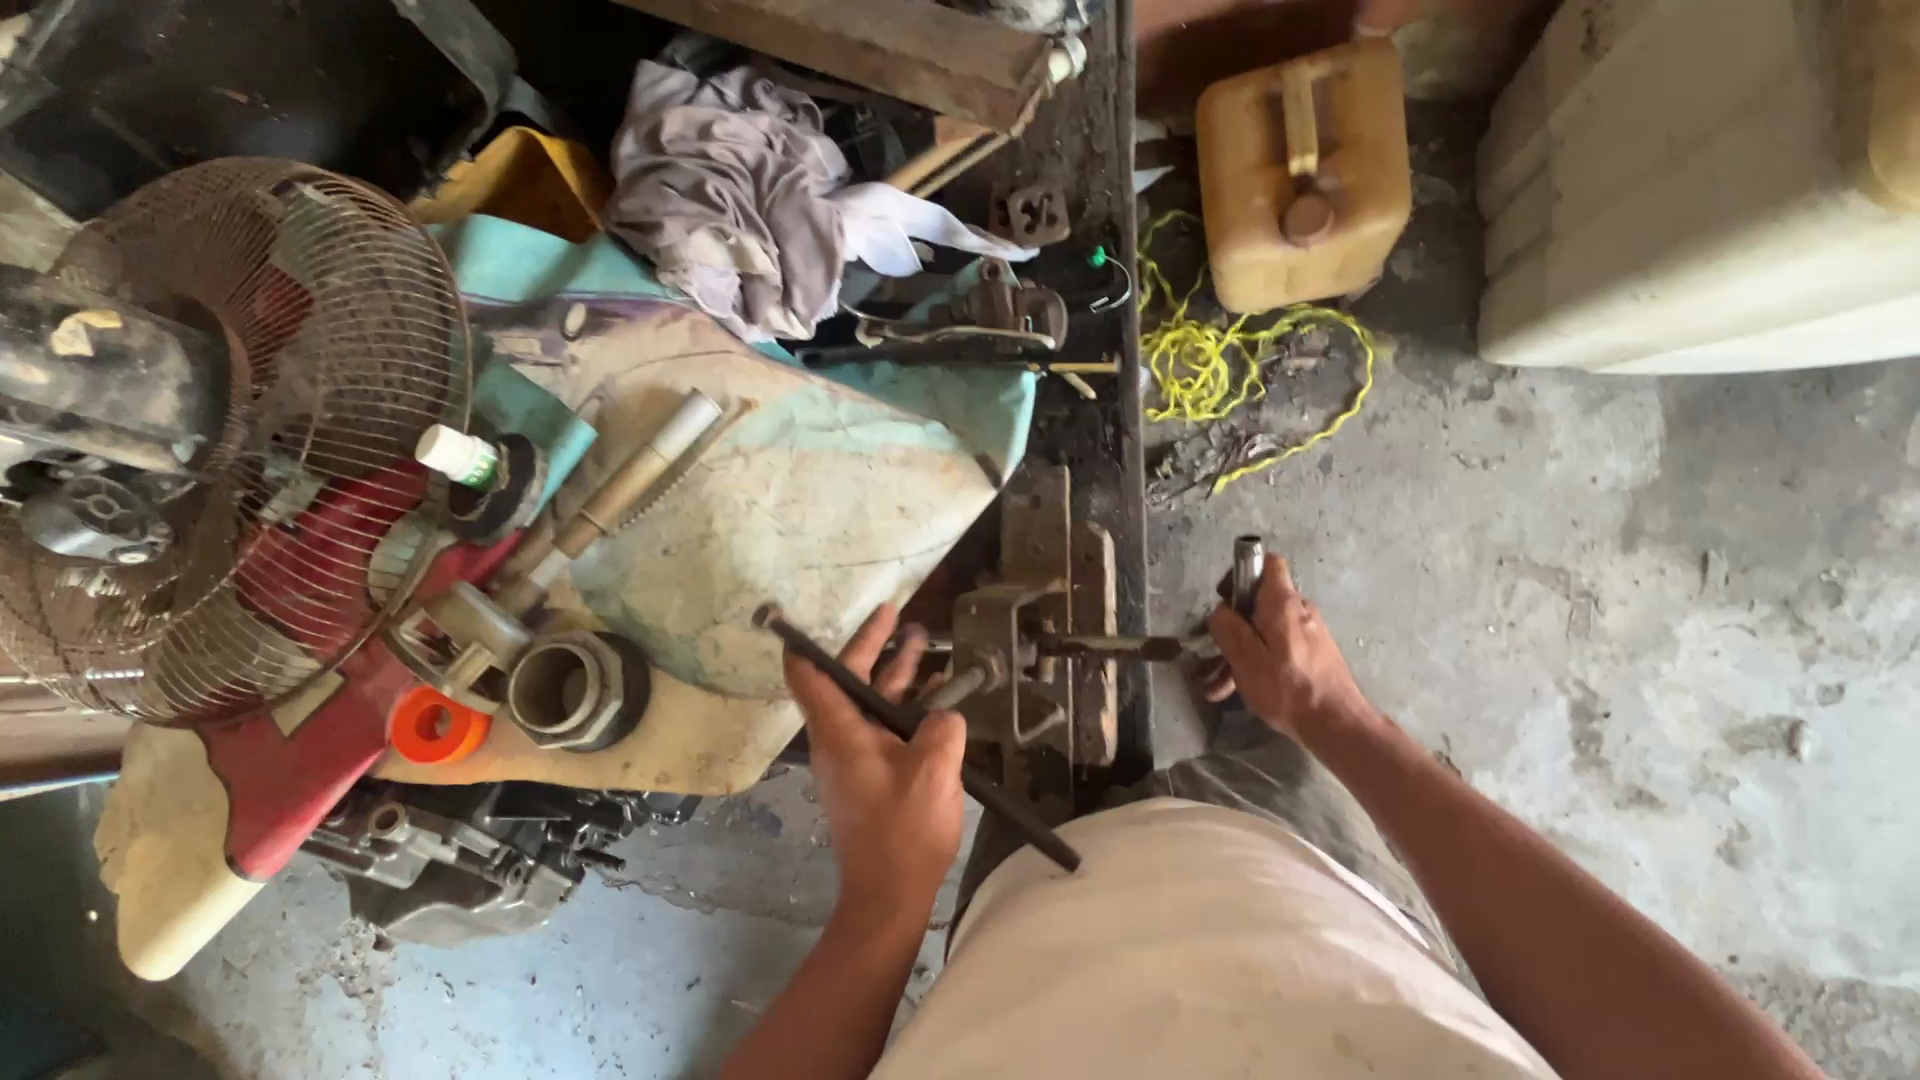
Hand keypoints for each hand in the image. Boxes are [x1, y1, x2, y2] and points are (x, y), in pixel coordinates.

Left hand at [784, 604, 967, 927]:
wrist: (889, 895)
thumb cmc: (904, 831)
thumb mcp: (935, 770)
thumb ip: (943, 727)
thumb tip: (943, 716)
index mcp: (840, 731)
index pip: (808, 676)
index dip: (803, 643)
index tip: (806, 616)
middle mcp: (840, 739)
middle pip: (847, 679)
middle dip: (873, 645)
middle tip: (897, 613)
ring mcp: (855, 759)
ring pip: (871, 702)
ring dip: (897, 672)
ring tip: (923, 641)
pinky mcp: (871, 776)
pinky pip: (885, 727)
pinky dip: (907, 706)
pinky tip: (938, 696)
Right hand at [1205, 553, 1378, 737]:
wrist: (1336, 725)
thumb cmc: (1287, 688)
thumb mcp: (1245, 658)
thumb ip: (1227, 627)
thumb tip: (1222, 611)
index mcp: (1283, 603)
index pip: (1268, 563)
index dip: (1242, 573)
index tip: (1226, 600)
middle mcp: (1299, 611)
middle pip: (1260, 602)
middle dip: (1233, 625)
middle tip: (1214, 652)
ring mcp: (1308, 633)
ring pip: (1265, 631)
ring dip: (1239, 652)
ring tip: (1217, 684)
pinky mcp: (1312, 654)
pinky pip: (1276, 648)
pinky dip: (1257, 663)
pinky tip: (1236, 690)